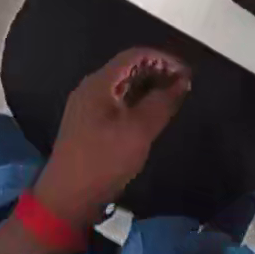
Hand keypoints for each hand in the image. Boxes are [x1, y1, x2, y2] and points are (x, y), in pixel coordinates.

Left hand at [32, 48, 192, 221]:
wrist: (67, 198)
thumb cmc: (104, 160)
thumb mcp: (139, 130)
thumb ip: (162, 102)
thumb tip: (182, 81)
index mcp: (99, 83)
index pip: (134, 55)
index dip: (163, 59)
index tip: (187, 73)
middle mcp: (90, 88)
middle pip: (127, 68)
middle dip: (158, 72)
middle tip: (184, 86)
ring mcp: (87, 106)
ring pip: (123, 86)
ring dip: (149, 88)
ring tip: (173, 99)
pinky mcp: (88, 124)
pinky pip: (117, 102)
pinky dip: (137, 102)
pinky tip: (151, 116)